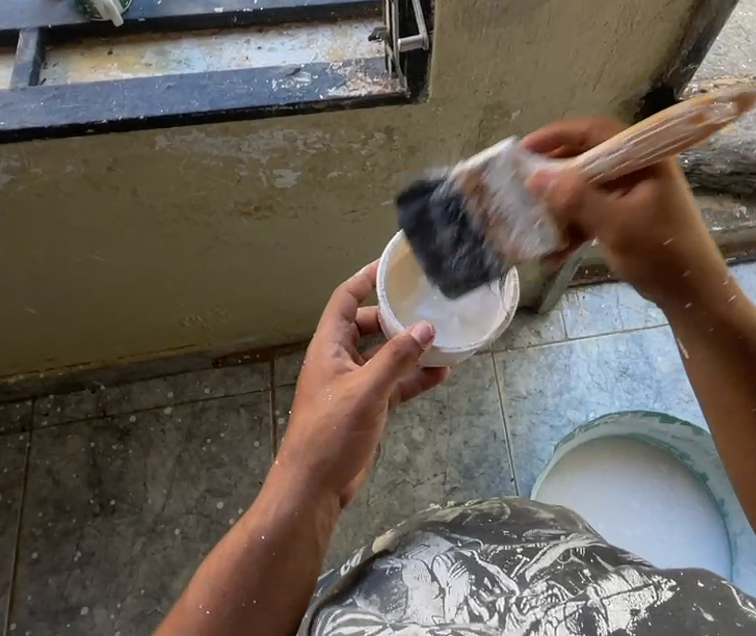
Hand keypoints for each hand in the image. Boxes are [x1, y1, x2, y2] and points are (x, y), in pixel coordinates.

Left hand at [275, 263, 448, 509]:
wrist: (313, 489)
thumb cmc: (330, 434)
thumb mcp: (366, 392)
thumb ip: (396, 359)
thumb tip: (426, 327)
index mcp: (328, 347)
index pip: (345, 300)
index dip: (365, 279)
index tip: (392, 267)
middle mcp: (340, 360)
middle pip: (368, 325)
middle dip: (395, 316)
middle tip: (425, 305)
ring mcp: (354, 385)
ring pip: (385, 356)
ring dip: (410, 349)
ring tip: (442, 338)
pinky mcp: (367, 407)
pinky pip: (394, 383)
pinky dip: (414, 378)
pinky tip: (442, 374)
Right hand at [523, 117, 728, 306]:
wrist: (694, 296)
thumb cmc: (663, 254)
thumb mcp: (616, 225)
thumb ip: (576, 199)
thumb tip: (535, 178)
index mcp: (643, 159)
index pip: (595, 131)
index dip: (557, 135)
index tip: (525, 148)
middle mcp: (637, 169)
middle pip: (586, 158)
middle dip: (553, 174)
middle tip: (521, 182)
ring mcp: (631, 193)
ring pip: (585, 187)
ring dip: (560, 205)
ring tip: (532, 221)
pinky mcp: (626, 215)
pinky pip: (592, 211)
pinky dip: (573, 226)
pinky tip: (553, 253)